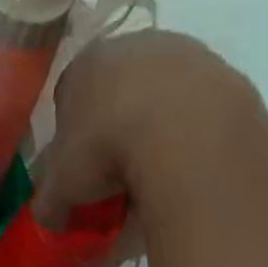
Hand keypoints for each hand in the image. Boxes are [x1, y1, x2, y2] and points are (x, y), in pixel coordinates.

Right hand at [32, 31, 262, 228]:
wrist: (184, 130)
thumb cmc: (104, 149)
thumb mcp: (60, 188)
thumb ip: (48, 203)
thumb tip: (49, 220)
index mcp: (83, 66)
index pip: (66, 99)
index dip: (68, 139)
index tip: (75, 170)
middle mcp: (130, 46)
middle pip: (113, 94)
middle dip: (110, 133)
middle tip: (110, 177)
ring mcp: (179, 51)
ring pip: (155, 99)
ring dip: (149, 133)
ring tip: (148, 177)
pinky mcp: (220, 69)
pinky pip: (191, 109)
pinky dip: (184, 135)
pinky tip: (179, 165)